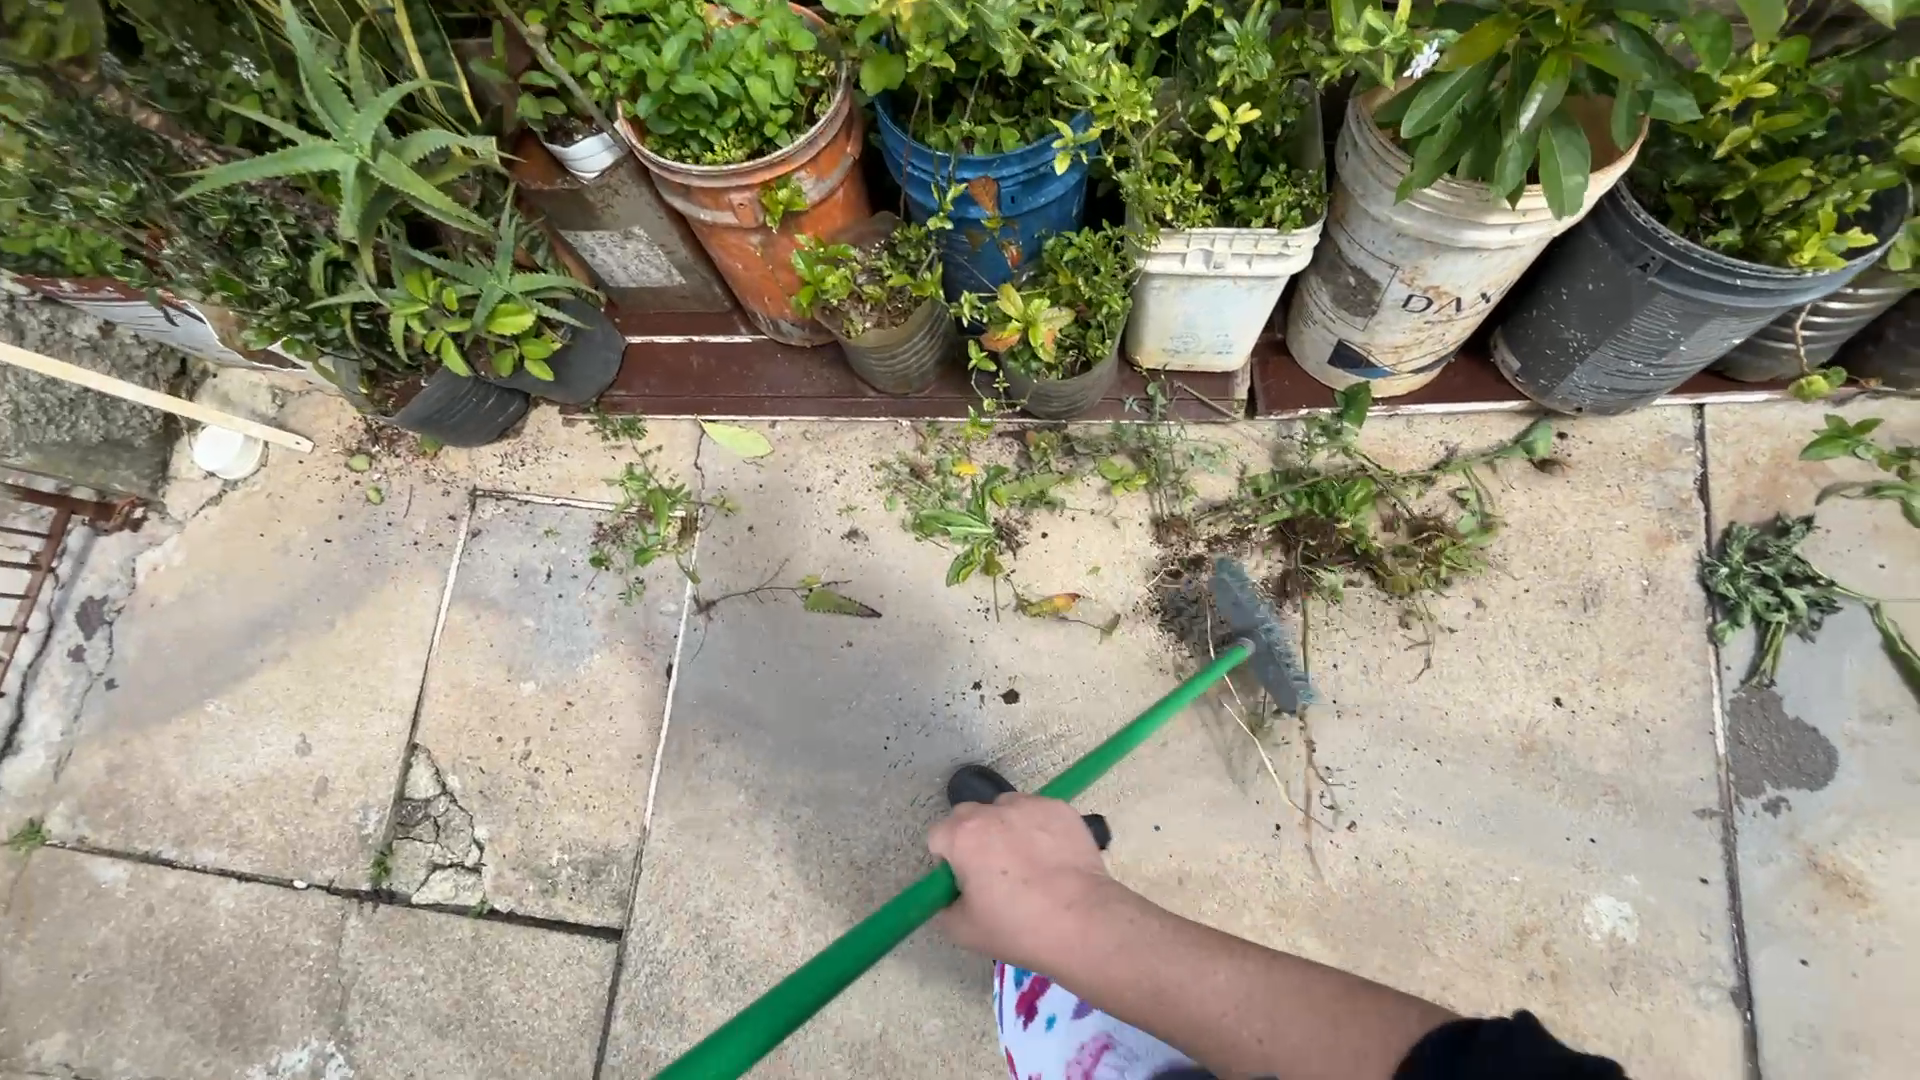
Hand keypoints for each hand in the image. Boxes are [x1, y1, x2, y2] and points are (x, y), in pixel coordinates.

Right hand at [928, 793, 1129, 971]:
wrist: (1082, 921)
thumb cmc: (1018, 928)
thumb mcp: (963, 931)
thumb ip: (944, 906)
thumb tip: (949, 895)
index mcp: (962, 836)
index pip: (938, 836)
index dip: (948, 861)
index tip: (965, 882)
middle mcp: (992, 810)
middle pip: (969, 816)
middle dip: (973, 838)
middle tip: (994, 872)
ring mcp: (1029, 805)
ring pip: (1005, 810)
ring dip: (1007, 828)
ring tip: (1028, 863)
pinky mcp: (1059, 807)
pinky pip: (1037, 813)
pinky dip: (1038, 829)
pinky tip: (1052, 858)